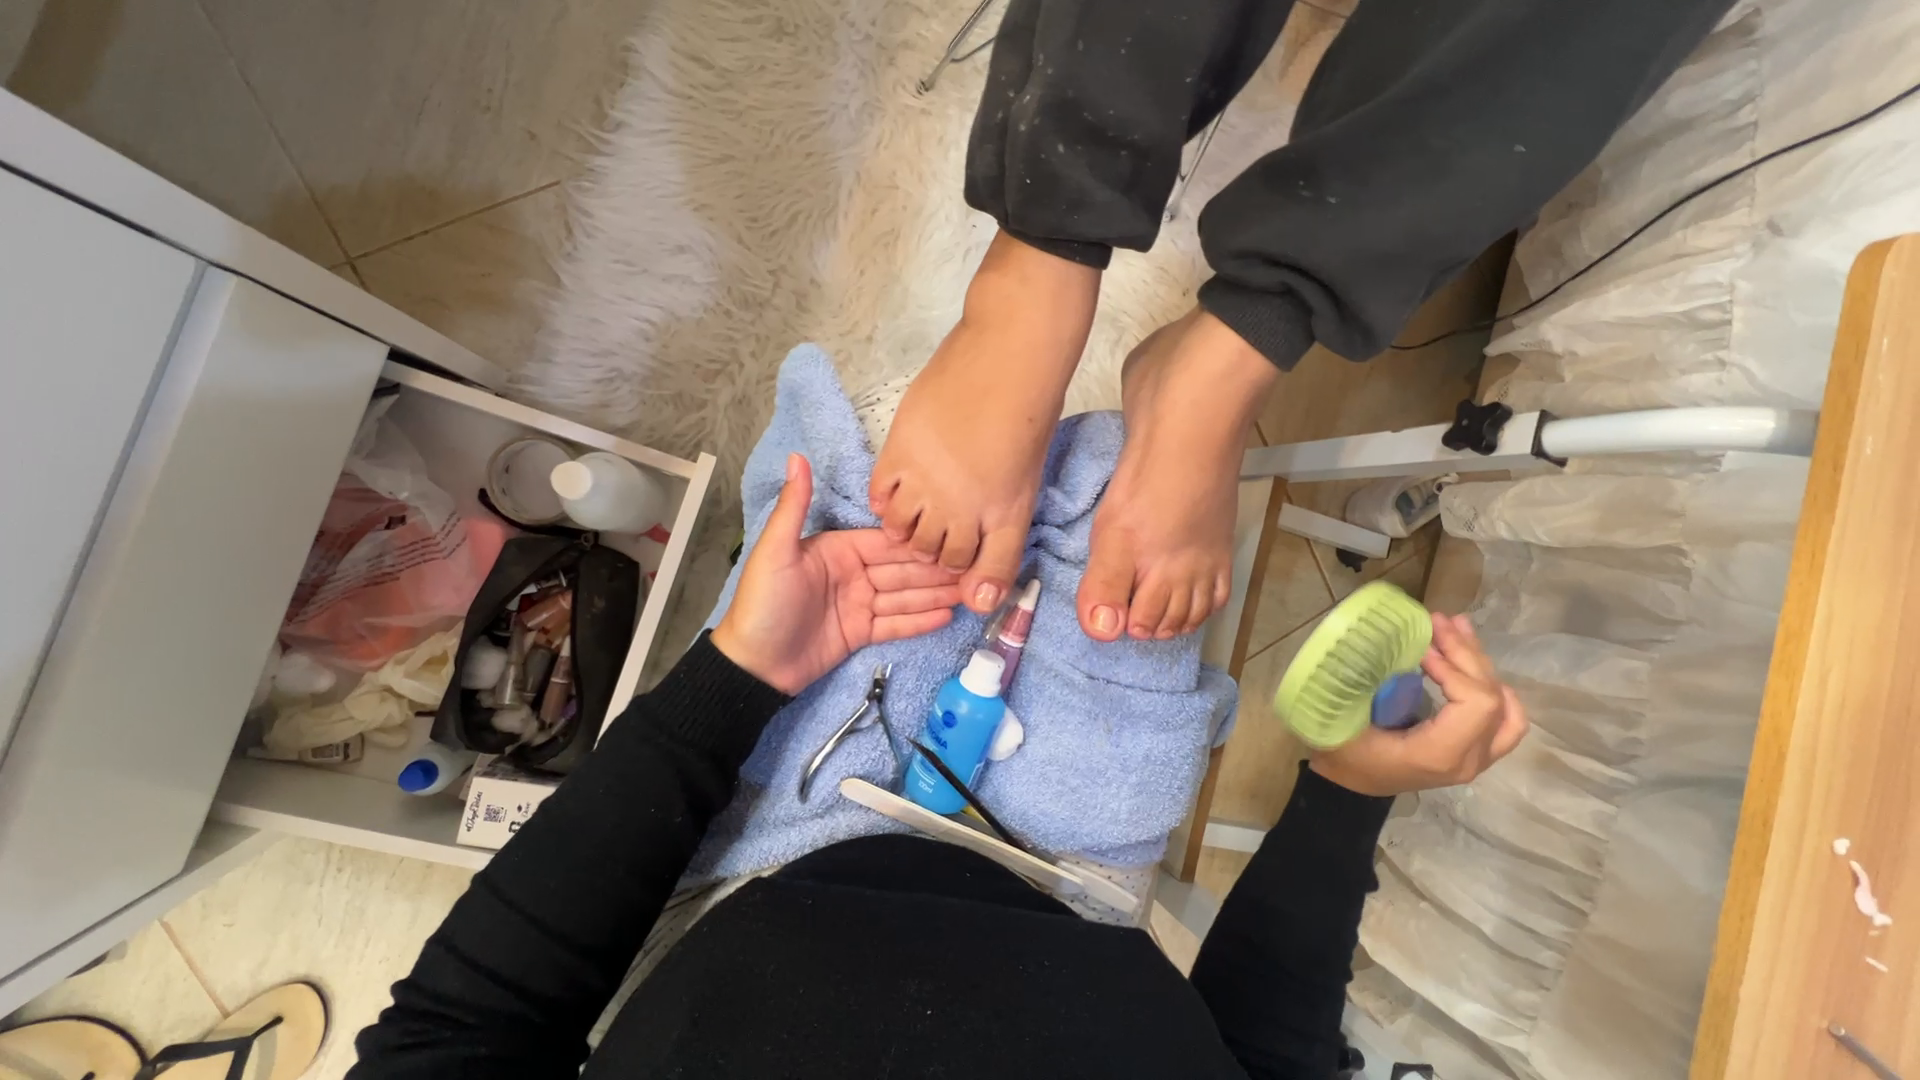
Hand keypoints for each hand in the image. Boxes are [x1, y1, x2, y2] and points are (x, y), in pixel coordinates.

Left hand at [713, 454, 963, 694]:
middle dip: (935, 570)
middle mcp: (852, 573)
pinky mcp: (860, 633)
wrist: (753, 666)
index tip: (951, 537)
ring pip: (904, 596)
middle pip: (901, 569)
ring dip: (936, 594)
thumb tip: (796, 457)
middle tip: (974, 568)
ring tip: (971, 592)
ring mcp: (858, 604)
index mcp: (836, 550)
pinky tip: (948, 615)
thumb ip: (794, 506)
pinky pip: (895, 624)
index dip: (917, 542)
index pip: (885, 543)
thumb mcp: (776, 551)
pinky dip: (920, 620)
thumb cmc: (763, 604)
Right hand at [1309, 613, 1528, 797]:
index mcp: (1440, 753)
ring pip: (1505, 705)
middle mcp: (1470, 759)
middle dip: (1466, 653)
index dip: (1455, 667)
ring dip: (1480, 663)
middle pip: (1493, 697)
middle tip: (1437, 621)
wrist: (1348, 788)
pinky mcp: (1475, 752)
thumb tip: (1390, 641)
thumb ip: (1372, 686)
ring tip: (1457, 627)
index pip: (1477, 702)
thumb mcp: (1347, 720)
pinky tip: (1472, 663)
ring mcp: (1478, 759)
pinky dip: (1493, 686)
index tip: (1422, 648)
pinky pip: (1505, 718)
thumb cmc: (1343, 753)